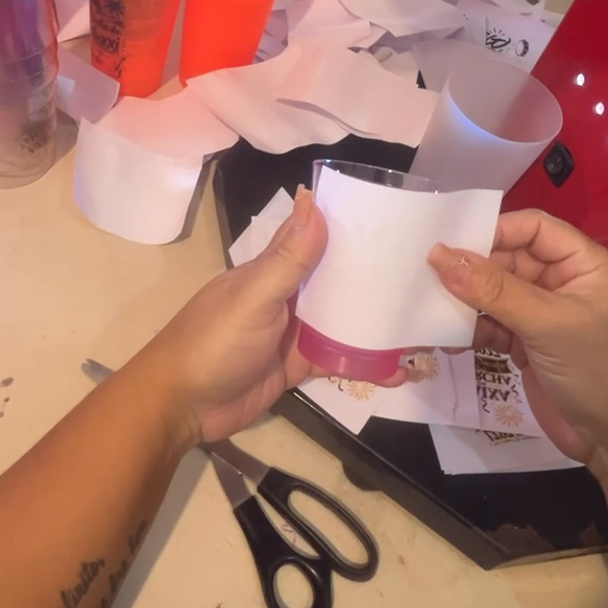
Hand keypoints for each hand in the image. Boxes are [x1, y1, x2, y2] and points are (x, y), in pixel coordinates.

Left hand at [128, 189, 402, 443]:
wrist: (182, 406)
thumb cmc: (214, 342)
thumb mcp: (253, 297)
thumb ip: (286, 258)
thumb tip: (313, 201)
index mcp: (271, 270)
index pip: (314, 237)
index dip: (348, 226)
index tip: (397, 217)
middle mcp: (285, 295)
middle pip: (334, 279)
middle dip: (373, 276)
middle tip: (426, 274)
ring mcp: (292, 331)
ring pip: (341, 319)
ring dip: (374, 321)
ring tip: (423, 322)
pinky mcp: (297, 365)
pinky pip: (337, 358)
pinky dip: (365, 363)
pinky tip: (400, 371)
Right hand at [428, 210, 607, 468]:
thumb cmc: (602, 371)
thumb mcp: (548, 324)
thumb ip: (492, 289)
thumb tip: (438, 253)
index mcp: (584, 265)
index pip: (533, 228)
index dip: (493, 230)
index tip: (449, 243)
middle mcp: (563, 284)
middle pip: (507, 260)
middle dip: (470, 269)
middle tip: (424, 276)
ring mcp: (545, 317)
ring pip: (495, 294)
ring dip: (465, 302)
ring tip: (426, 307)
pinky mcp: (529, 347)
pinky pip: (492, 326)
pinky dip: (470, 331)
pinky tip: (445, 339)